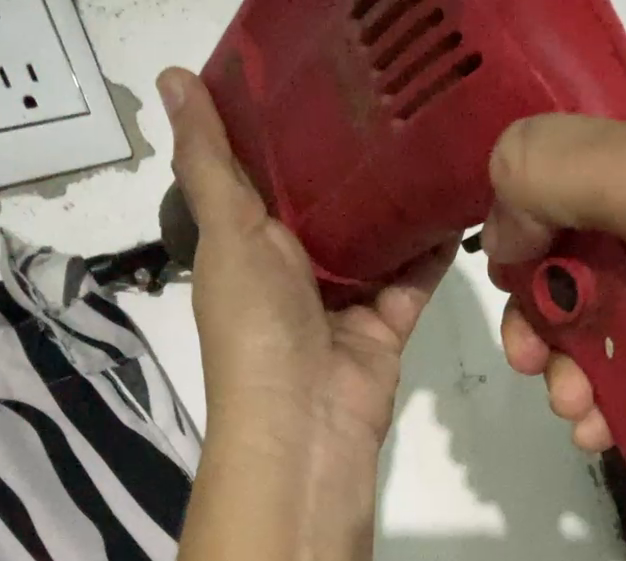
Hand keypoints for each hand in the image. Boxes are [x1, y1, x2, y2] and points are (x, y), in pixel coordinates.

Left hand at [158, 68, 455, 454]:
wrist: (305, 423)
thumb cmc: (254, 326)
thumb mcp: (225, 234)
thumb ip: (209, 162)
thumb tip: (170, 75)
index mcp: (245, 249)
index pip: (261, 178)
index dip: (277, 128)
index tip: (310, 73)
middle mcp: (294, 273)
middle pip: (325, 207)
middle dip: (347, 160)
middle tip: (385, 96)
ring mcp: (344, 301)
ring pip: (375, 240)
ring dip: (396, 201)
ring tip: (428, 139)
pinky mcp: (387, 324)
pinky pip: (413, 279)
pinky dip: (432, 249)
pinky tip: (455, 201)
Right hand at [485, 79, 625, 455]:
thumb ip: (556, 168)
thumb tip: (499, 221)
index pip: (569, 162)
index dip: (528, 218)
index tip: (511, 275)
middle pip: (576, 256)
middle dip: (545, 318)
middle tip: (530, 362)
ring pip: (602, 325)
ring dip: (572, 373)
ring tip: (578, 414)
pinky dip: (610, 402)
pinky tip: (601, 431)